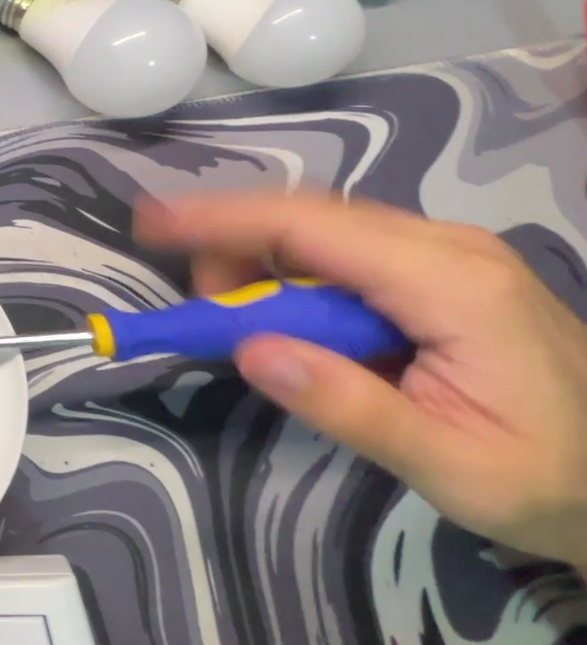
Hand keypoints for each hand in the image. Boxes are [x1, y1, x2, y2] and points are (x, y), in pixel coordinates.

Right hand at [136, 191, 586, 570]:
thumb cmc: (551, 480)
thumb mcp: (455, 469)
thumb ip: (352, 408)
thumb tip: (251, 351)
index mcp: (451, 284)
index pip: (307, 225)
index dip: (219, 218)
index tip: (149, 224)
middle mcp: (445, 245)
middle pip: (302, 216)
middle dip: (231, 249)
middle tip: (205, 311)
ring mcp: (443, 249)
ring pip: (314, 225)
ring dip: (257, 262)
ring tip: (243, 322)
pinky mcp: (434, 262)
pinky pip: (336, 245)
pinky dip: (287, 271)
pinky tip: (286, 314)